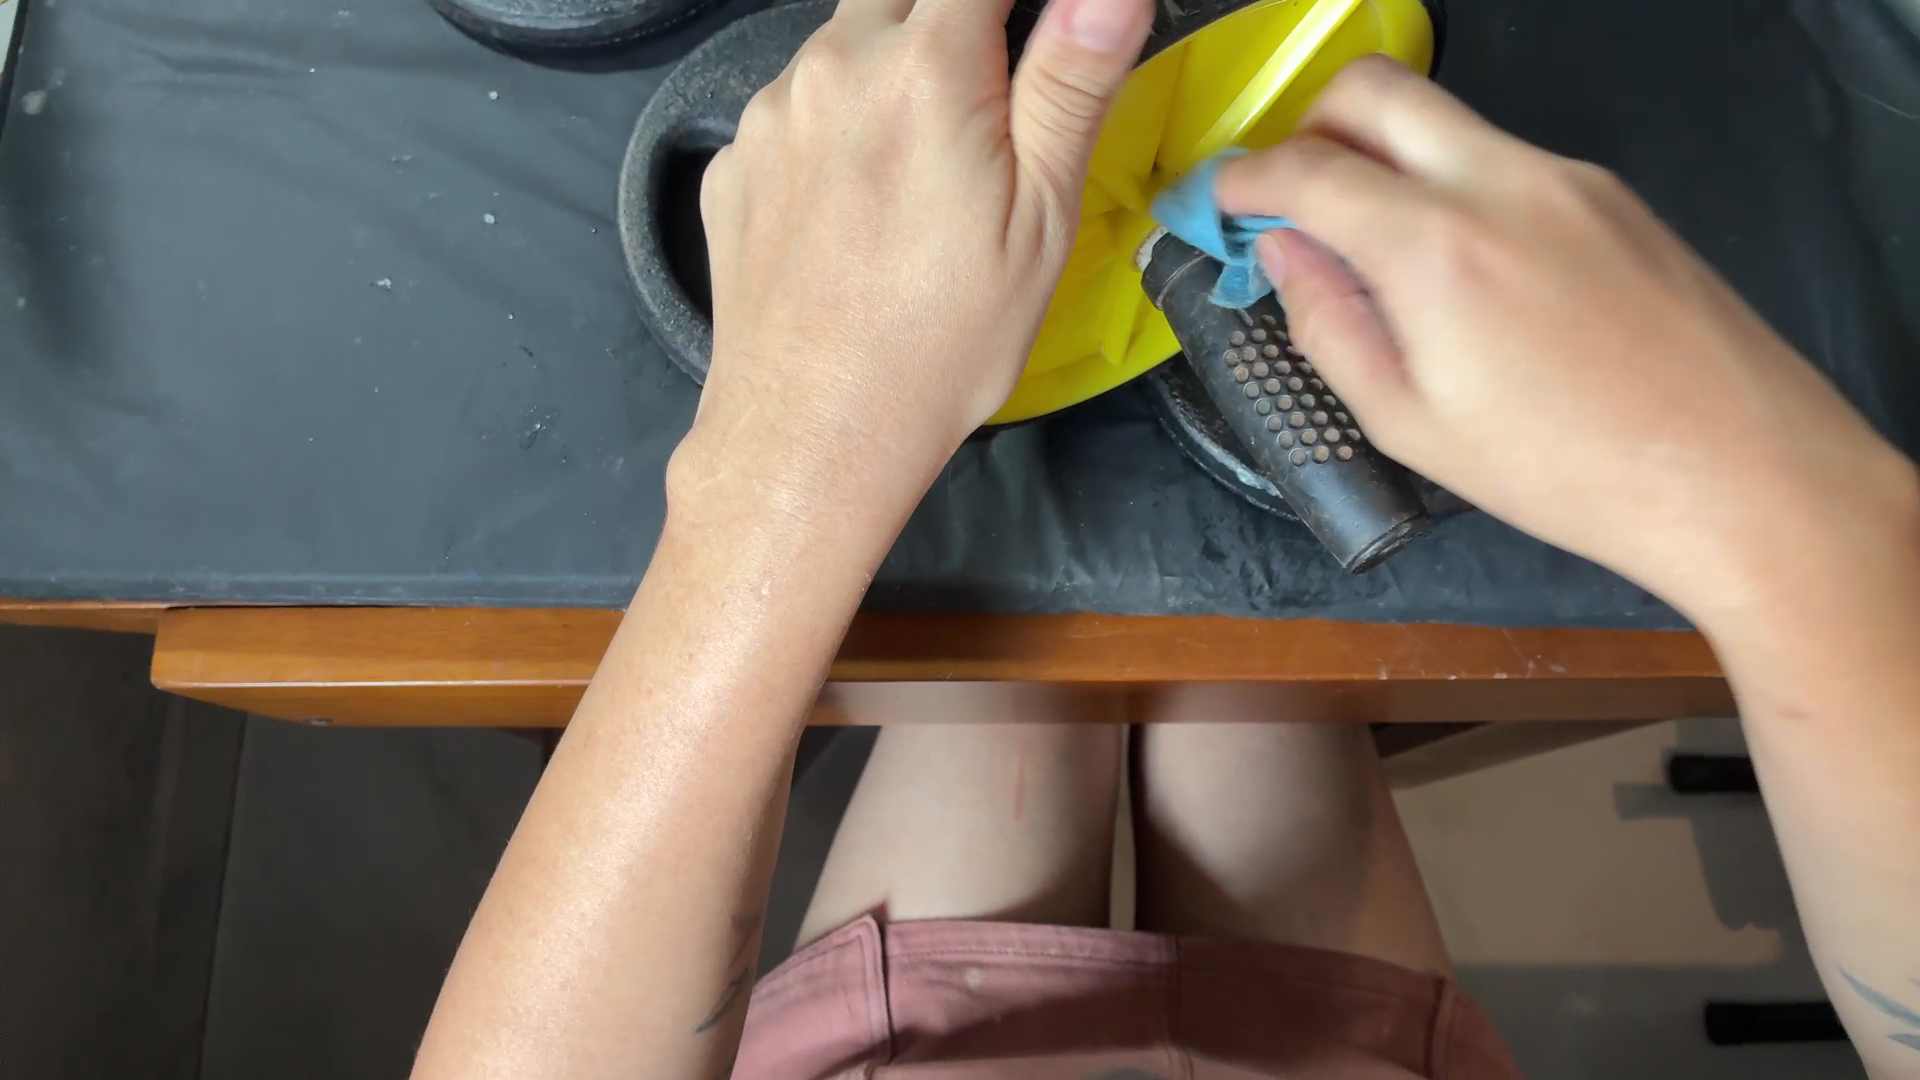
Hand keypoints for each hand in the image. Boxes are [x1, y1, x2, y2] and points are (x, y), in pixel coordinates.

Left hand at [684, 0, 1153, 522]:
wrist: (816, 435)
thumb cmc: (944, 346)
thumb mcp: (1038, 227)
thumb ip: (1071, 86)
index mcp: (925, 71)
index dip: (1006, 7)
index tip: (1020, 51)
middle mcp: (829, 68)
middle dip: (943, 37)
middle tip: (969, 133)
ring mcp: (765, 120)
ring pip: (836, 55)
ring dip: (879, 88)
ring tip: (903, 195)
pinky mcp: (729, 170)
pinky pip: (787, 118)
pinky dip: (824, 142)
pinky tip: (842, 224)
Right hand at [1219, 57, 1918, 625]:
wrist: (1733, 471)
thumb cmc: (1543, 465)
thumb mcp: (1399, 419)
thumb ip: (1325, 322)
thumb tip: (1279, 252)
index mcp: (1435, 245)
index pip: (1309, 171)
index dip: (1244, 180)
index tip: (1216, 202)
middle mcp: (1501, 179)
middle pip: (1375, 92)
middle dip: (1303, 131)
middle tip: (1282, 203)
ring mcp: (1564, 175)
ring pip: (1436, 119)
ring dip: (1370, 160)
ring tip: (1354, 249)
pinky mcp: (1604, 192)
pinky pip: (1488, 157)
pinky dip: (1431, 185)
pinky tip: (1436, 266)